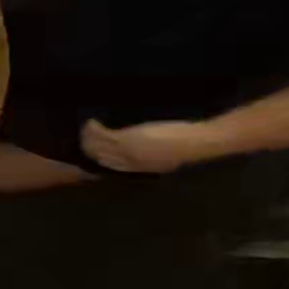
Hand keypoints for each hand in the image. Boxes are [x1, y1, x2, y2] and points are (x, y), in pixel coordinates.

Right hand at [80, 119, 223, 172]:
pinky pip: (100, 134)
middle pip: (98, 155)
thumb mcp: (171, 155)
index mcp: (140, 167)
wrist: (203, 141)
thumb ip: (152, 155)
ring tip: (87, 126)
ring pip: (96, 144)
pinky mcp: (125, 139)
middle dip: (88, 145)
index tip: (91, 147)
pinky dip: (92, 127)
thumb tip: (137, 148)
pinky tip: (92, 121)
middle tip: (84, 135)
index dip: (98, 156)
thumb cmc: (193, 146)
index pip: (110, 164)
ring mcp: (126, 150)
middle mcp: (128, 161)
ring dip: (87, 135)